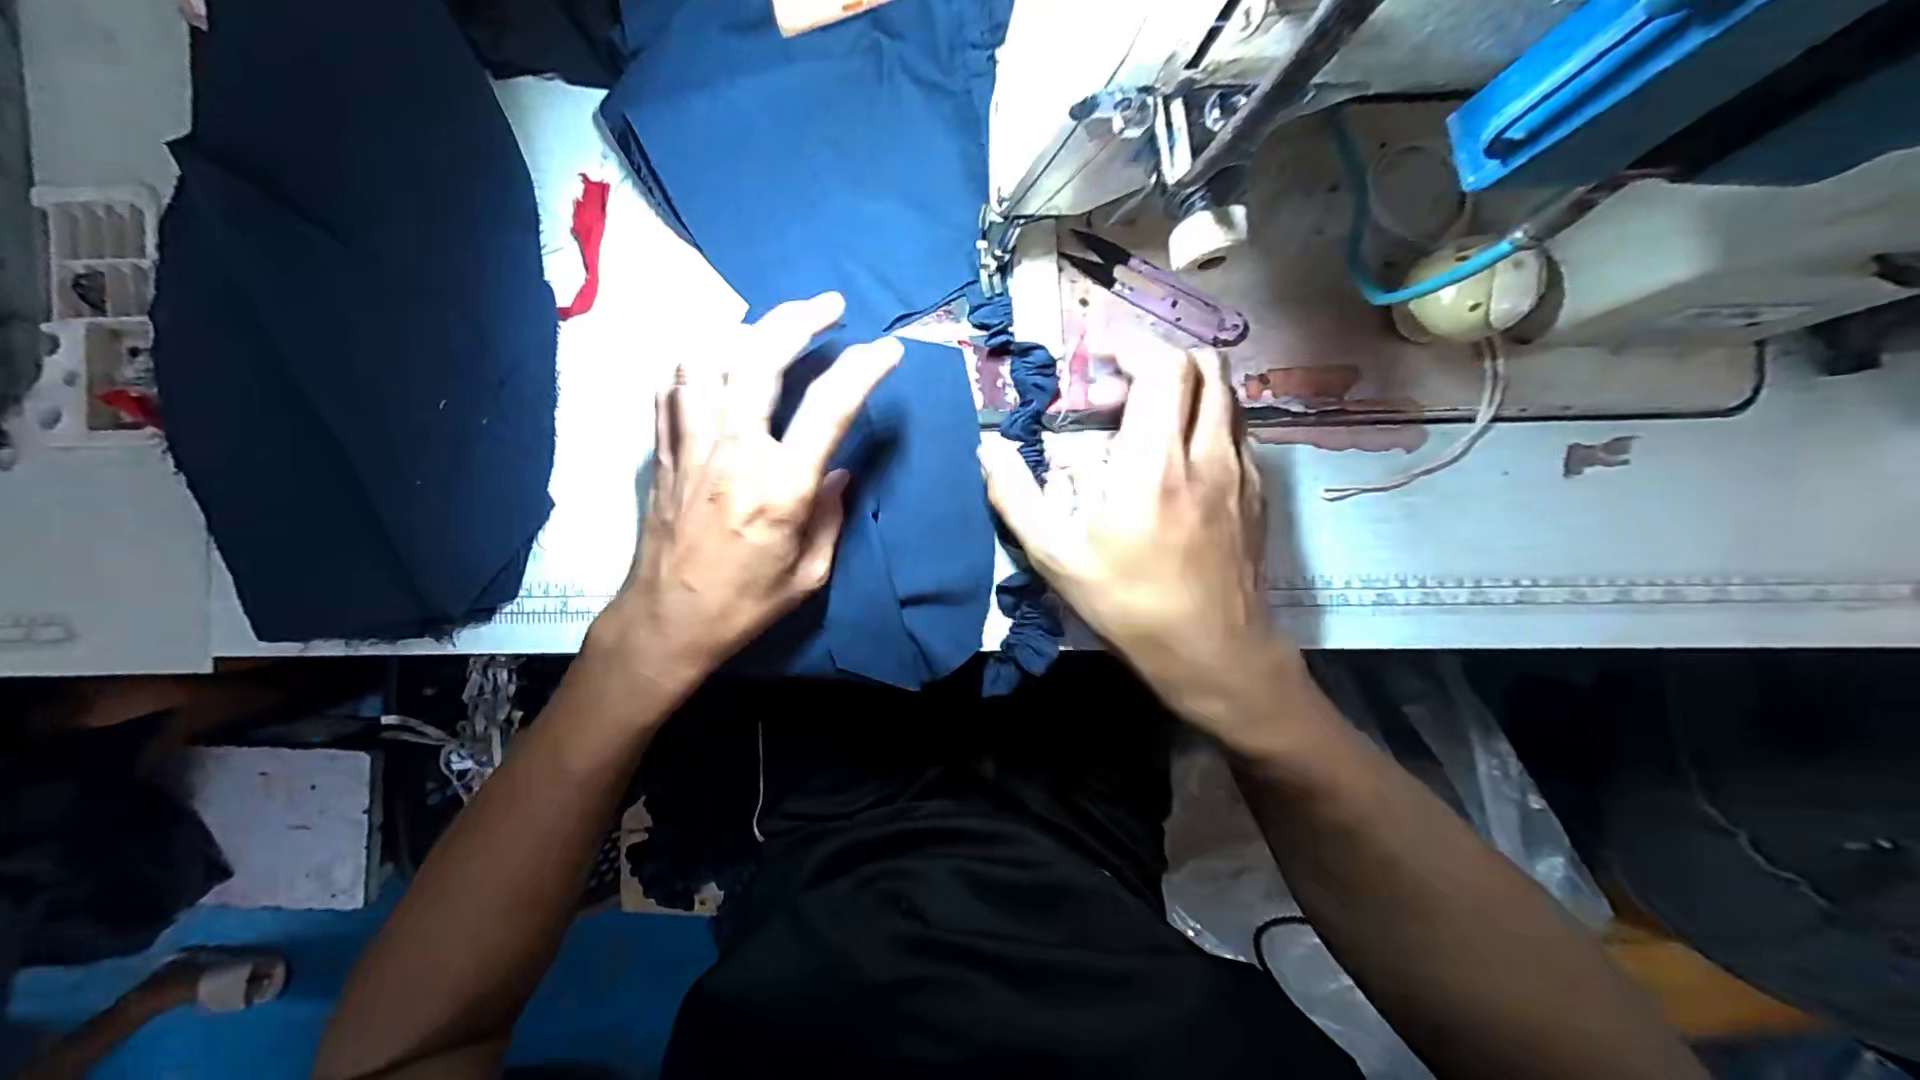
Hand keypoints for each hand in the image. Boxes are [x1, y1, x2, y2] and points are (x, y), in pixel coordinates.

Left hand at [594, 292, 901, 695]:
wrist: (667, 621)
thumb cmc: (745, 604)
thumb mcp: (810, 573)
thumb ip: (832, 515)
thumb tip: (842, 472)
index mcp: (781, 487)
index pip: (830, 408)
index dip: (864, 369)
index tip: (888, 350)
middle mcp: (734, 452)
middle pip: (760, 359)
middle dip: (800, 319)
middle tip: (829, 305)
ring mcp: (690, 446)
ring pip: (709, 359)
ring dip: (744, 330)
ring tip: (770, 326)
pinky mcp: (663, 451)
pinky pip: (672, 386)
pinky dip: (696, 360)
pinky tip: (714, 357)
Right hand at [980, 345, 1295, 743]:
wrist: (1215, 653)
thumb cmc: (1130, 606)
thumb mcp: (1057, 559)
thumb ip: (1017, 498)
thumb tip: (987, 448)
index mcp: (1153, 464)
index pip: (1163, 368)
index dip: (1131, 344)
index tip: (1099, 353)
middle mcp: (1206, 453)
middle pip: (1204, 365)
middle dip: (1157, 359)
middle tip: (1116, 392)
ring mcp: (1240, 471)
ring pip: (1226, 394)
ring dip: (1185, 387)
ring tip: (1146, 419)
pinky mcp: (1257, 492)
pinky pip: (1237, 429)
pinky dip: (1205, 419)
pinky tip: (1177, 457)